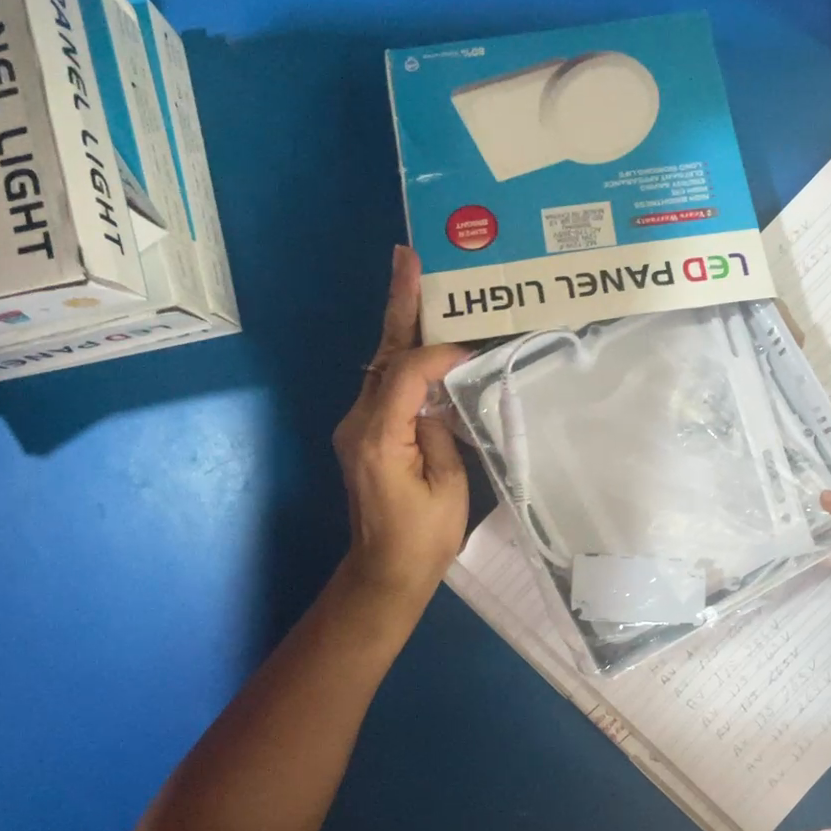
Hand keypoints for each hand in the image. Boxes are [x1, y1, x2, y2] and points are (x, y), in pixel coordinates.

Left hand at [332, 246, 468, 600]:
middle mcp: (358, 423)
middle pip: (382, 354)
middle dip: (399, 305)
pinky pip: (385, 386)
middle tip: (406, 256)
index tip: (474, 348)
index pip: (406, 373)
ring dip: (402, 328)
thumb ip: (440, 432)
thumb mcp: (448, 487)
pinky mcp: (364, 434)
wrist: (383, 573)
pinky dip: (405, 360)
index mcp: (380, 438)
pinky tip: (423, 342)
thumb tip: (438, 396)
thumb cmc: (422, 540)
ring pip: (381, 366)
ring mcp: (356, 427)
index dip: (439, 352)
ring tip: (417, 281)